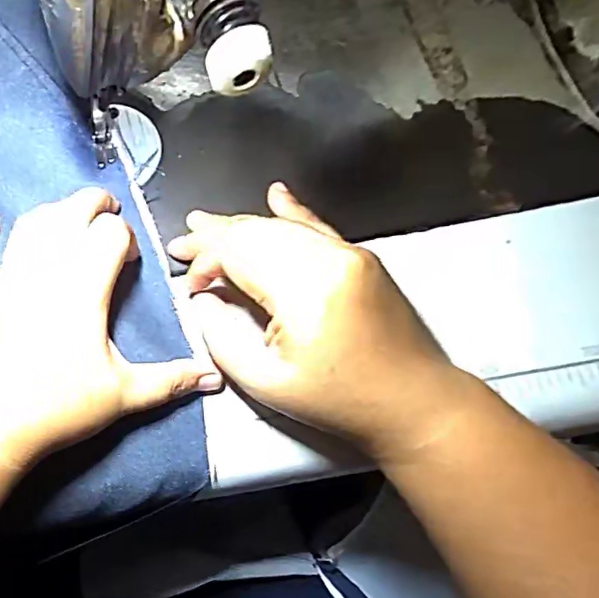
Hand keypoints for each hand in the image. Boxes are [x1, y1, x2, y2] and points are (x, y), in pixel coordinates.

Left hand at [0, 188, 221, 470]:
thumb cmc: (58, 408)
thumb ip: (170, 381)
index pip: (110, 234)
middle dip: (93, 204)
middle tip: (107, 210)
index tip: (130, 259)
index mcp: (83, 287)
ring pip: (28, 226)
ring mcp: (5, 283)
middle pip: (69, 214)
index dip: (126, 236)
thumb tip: (211, 378)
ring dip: (51, 213)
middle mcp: (43, 272)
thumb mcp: (123, 394)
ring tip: (68, 217)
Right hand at [170, 182, 488, 462]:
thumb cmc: (340, 401)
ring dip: (243, 228)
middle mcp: (327, 261)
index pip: (238, 254)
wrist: (414, 401)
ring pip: (283, 228)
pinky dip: (292, 213)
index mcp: (303, 292)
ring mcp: (348, 255)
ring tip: (208, 225)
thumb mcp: (266, 383)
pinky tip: (275, 196)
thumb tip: (205, 301)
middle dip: (215, 237)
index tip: (188, 281)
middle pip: (257, 234)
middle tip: (183, 244)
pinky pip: (318, 227)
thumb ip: (223, 339)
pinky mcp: (361, 260)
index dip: (205, 260)